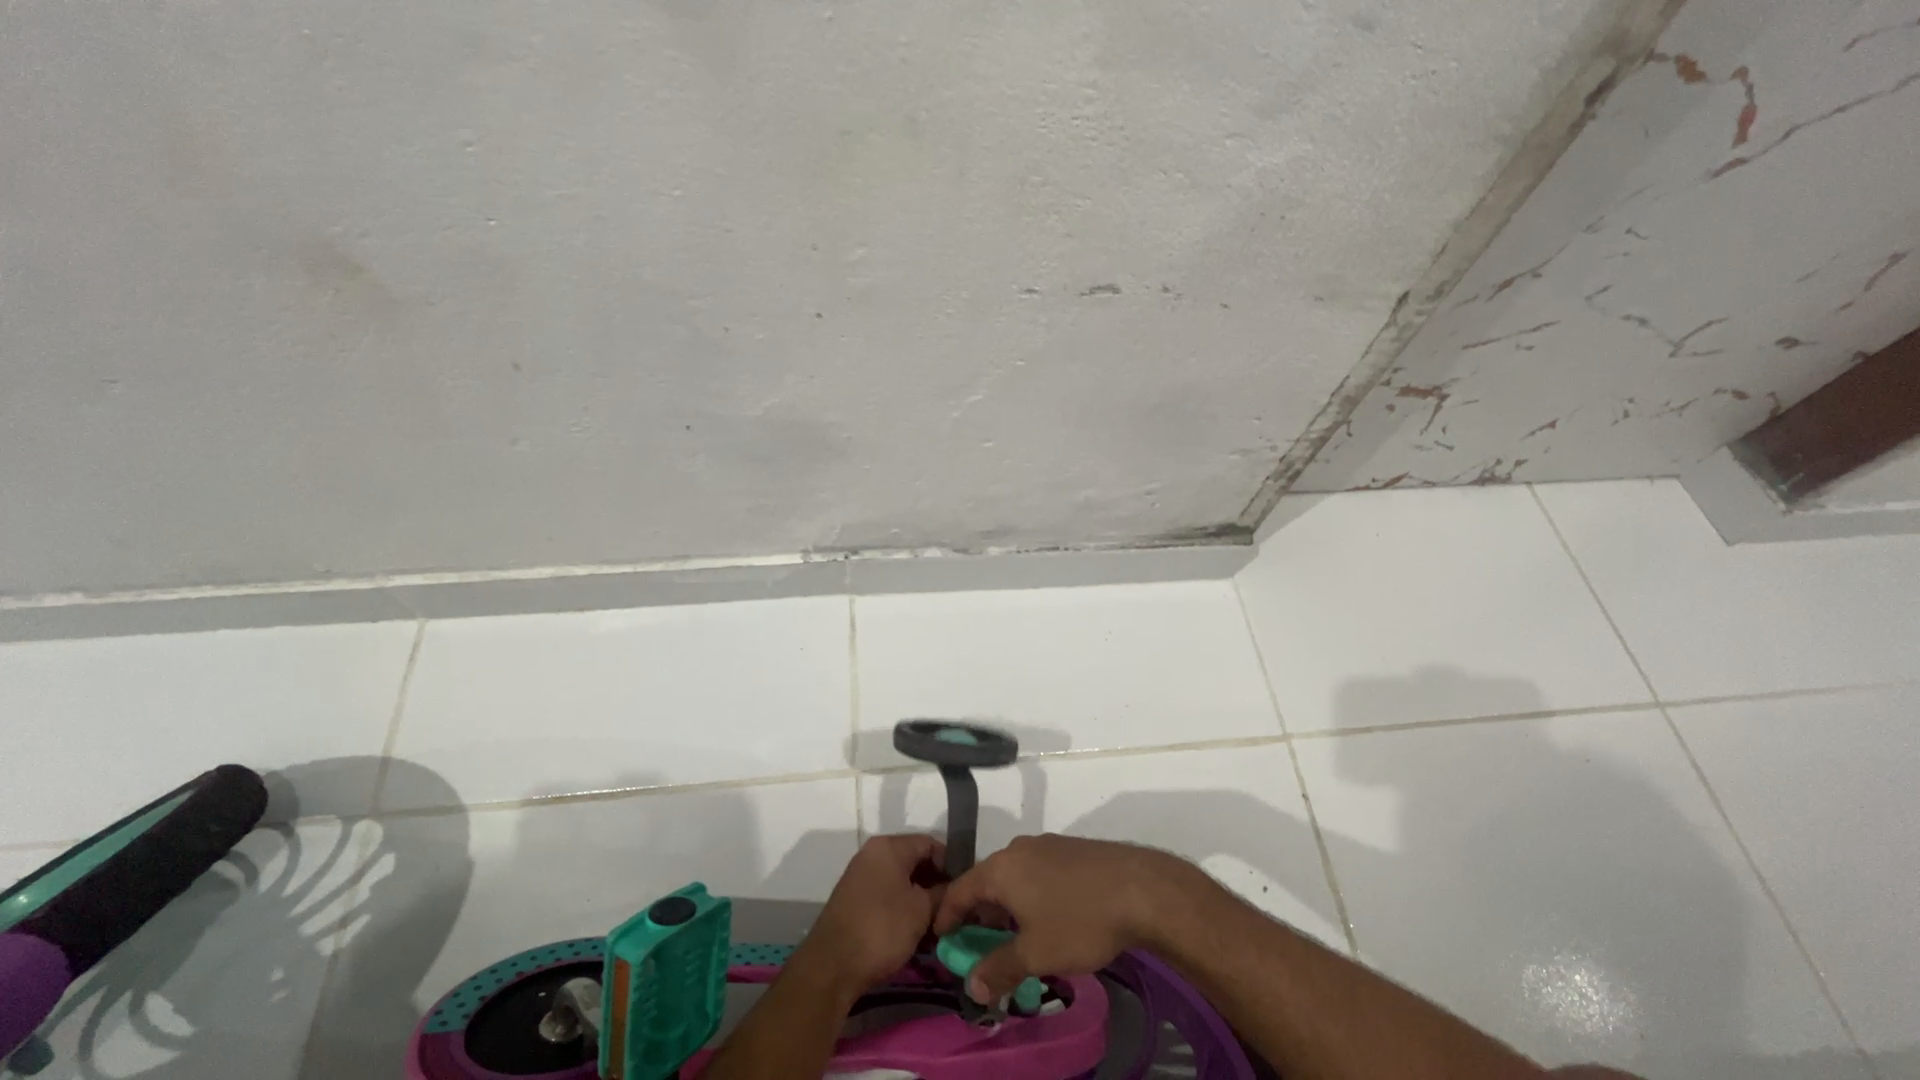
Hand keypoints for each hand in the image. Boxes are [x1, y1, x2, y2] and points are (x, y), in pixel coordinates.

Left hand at [792, 834, 946, 997]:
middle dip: (937, 885)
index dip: (952, 864)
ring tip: (940, 926)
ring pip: (902, 882)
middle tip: (955, 909)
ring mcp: (861, 878)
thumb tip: (954, 889)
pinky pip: (888, 897)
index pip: (931, 844)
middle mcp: (872, 855)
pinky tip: (918, 933)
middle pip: (915, 862)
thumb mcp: (922, 910)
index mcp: (888, 847)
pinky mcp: (855, 902)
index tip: (966, 889)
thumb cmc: (882, 929)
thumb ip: (943, 893)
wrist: (832, 967)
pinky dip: (904, 910)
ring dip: (922, 901)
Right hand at [933, 834, 1199, 1003]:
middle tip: (980, 945)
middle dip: (980, 913)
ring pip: (1015, 876)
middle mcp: (1019, 849)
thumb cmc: (1080, 921)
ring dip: (1008, 905)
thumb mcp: (1036, 954)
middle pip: (987, 880)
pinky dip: (1032, 895)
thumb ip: (1000, 969)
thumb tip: (973, 987)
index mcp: (1001, 868)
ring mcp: (1048, 845)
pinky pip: (1038, 872)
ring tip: (1015, 936)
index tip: (942, 940)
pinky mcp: (1073, 849)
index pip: (959, 889)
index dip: (947, 916)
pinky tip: (1048, 918)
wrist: (1143, 890)